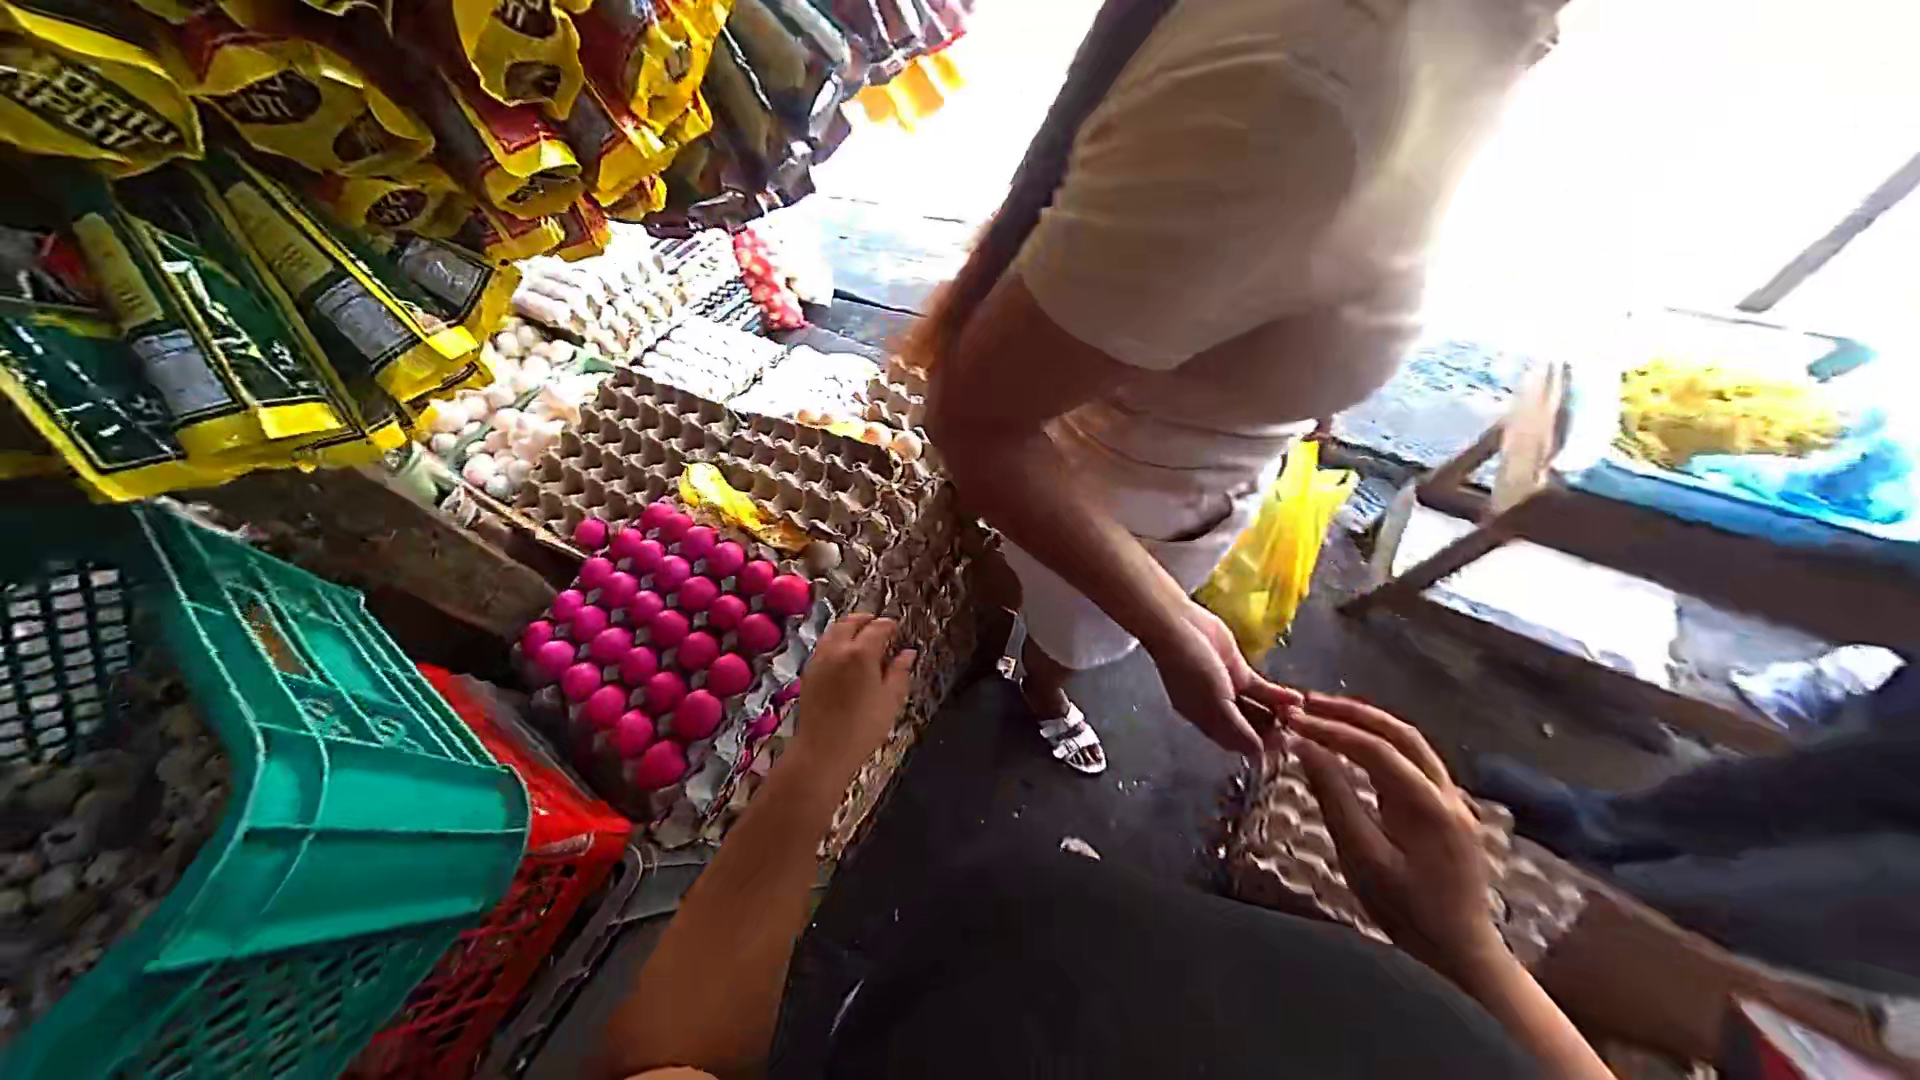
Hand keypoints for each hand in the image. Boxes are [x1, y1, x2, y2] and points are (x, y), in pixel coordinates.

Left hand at [788, 615, 915, 781]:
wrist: (823, 751)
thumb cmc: (863, 728)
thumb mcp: (890, 699)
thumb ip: (900, 672)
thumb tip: (908, 653)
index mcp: (860, 653)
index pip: (877, 628)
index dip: (889, 625)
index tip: (896, 629)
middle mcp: (837, 649)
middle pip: (850, 622)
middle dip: (866, 620)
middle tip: (879, 625)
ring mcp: (819, 659)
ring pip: (833, 631)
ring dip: (848, 627)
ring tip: (861, 636)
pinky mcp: (808, 672)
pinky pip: (823, 645)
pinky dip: (836, 640)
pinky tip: (844, 654)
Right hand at [1144, 600, 1302, 756]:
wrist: (1179, 627)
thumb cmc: (1190, 667)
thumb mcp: (1212, 702)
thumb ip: (1237, 729)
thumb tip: (1256, 755)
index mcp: (1205, 720)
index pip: (1236, 742)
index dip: (1258, 747)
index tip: (1284, 749)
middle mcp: (1217, 708)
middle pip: (1250, 727)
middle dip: (1272, 732)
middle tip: (1298, 733)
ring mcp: (1229, 689)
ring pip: (1258, 709)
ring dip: (1278, 714)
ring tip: (1301, 716)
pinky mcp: (1239, 671)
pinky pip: (1262, 690)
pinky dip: (1279, 695)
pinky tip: (1296, 699)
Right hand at [1288, 695, 1510, 985]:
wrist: (1460, 952)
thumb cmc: (1405, 909)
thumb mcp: (1361, 856)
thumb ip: (1333, 797)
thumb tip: (1304, 747)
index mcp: (1429, 805)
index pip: (1374, 748)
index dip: (1330, 730)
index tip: (1292, 721)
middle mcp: (1448, 793)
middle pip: (1400, 733)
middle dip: (1351, 713)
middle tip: (1307, 703)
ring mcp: (1453, 800)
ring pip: (1411, 742)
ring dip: (1367, 721)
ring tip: (1325, 712)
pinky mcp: (1448, 809)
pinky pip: (1414, 759)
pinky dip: (1380, 740)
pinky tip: (1355, 741)